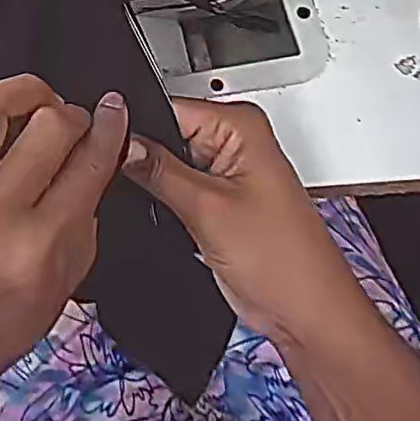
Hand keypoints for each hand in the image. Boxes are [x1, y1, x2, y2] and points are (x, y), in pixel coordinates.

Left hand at [0, 75, 127, 382]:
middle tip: (80, 124)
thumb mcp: (75, 264)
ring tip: (43, 106)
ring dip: (30, 94)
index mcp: (38, 245)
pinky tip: (12, 115)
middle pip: (49, 125)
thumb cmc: (13, 312)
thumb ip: (89, 197)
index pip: (86, 163)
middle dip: (75, 116)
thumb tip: (100, 140)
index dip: (109, 128)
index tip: (114, 111)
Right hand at [121, 99, 362, 346]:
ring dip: (159, 182)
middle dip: (148, 157)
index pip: (170, 107)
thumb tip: (124, 145)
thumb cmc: (285, 262)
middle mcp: (236, 138)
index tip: (115, 150)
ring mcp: (227, 167)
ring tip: (171, 207)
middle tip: (143, 186)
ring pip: (170, 160)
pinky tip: (173, 216)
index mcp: (240, 124)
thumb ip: (159, 171)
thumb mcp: (208, 210)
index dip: (138, 129)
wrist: (305, 313)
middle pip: (167, 131)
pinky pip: (179, 183)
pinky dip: (169, 199)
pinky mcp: (220, 195)